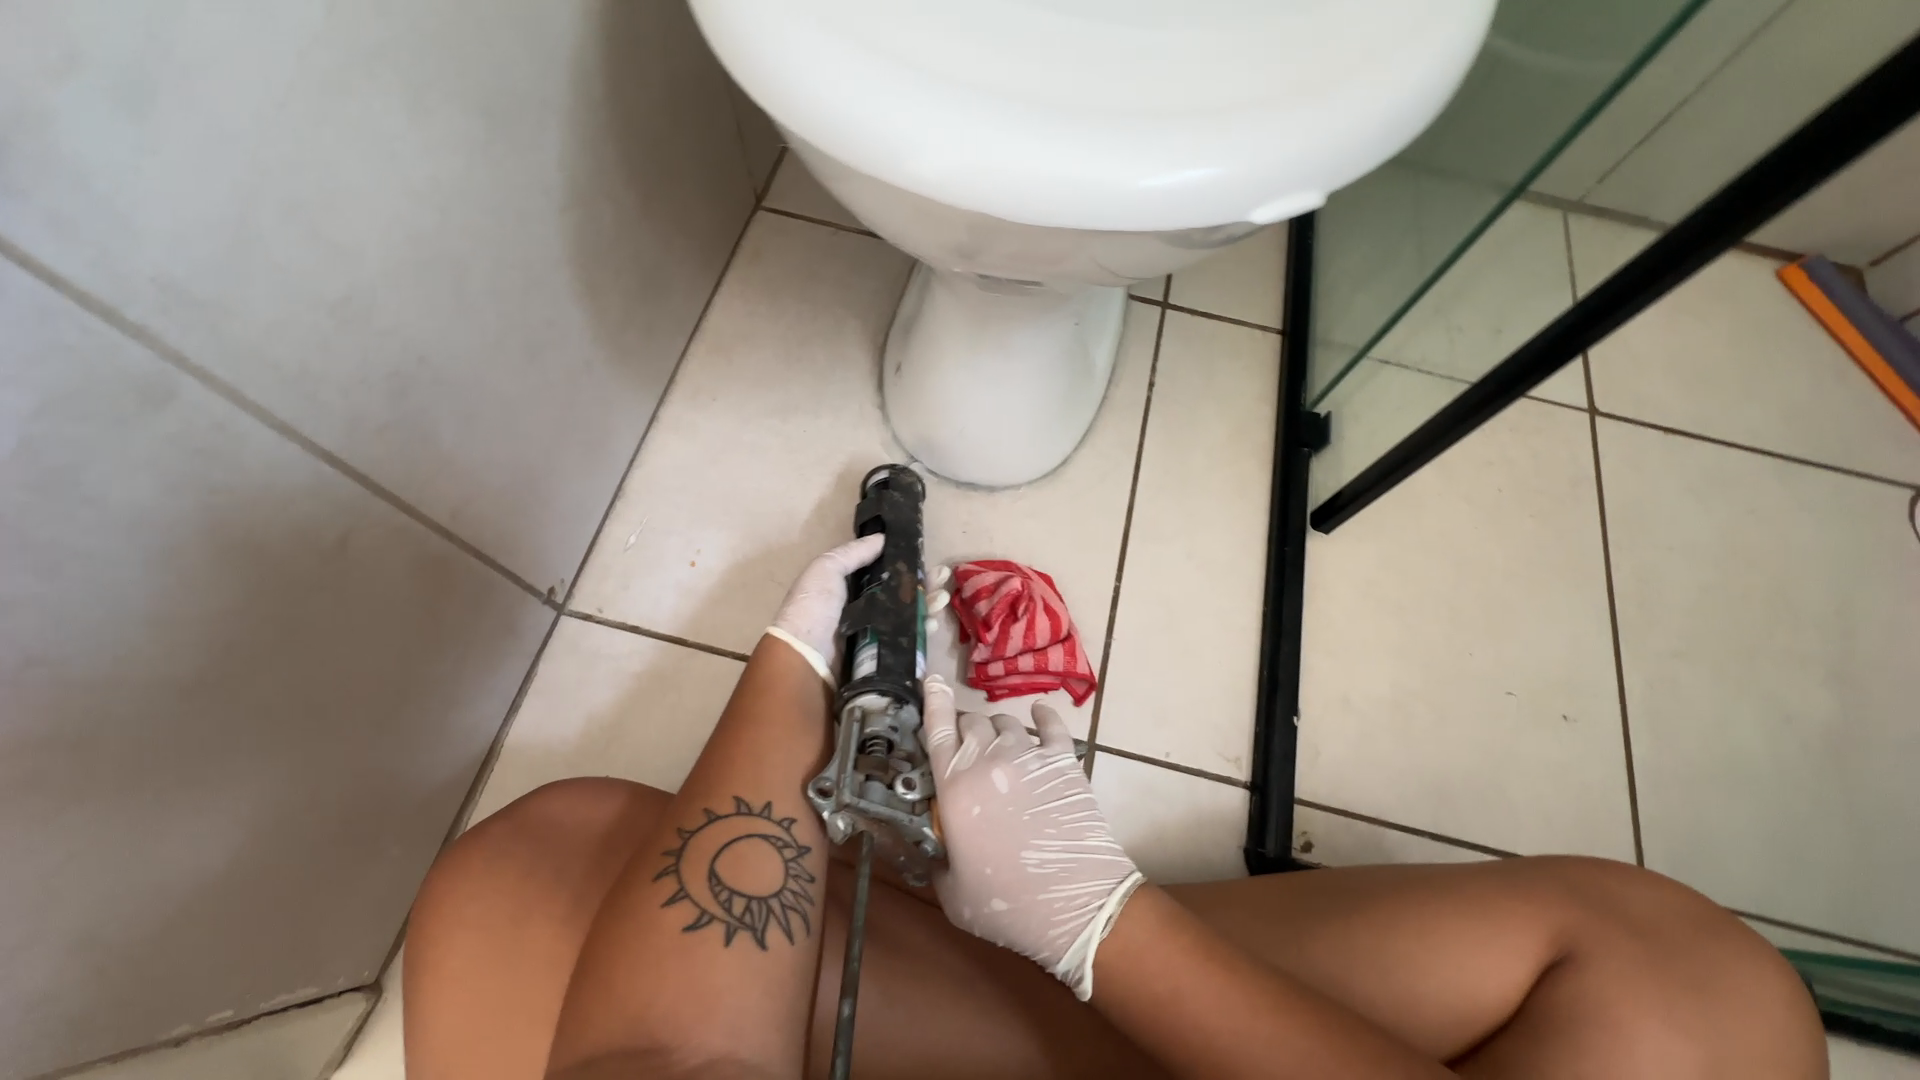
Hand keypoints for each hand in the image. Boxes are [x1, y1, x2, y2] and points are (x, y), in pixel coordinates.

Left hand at [765, 536, 952, 685]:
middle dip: (923, 585)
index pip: (883, 576)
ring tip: (941, 598)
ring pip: (909, 618)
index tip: (923, 559)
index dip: (903, 567)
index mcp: (848, 591)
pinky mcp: (883, 659)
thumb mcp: (825, 570)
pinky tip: (933, 623)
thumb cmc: (812, 609)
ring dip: (927, 606)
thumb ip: (852, 553)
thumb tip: (882, 538)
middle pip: (901, 596)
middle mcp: (863, 612)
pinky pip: (908, 643)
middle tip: (942, 578)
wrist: (805, 660)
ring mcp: (874, 637)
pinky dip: (923, 632)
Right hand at [922, 677, 1144, 999]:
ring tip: (1000, 744)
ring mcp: (1028, 757)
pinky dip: (1043, 715)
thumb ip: (938, 860)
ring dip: (998, 729)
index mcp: (954, 788)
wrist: (1074, 903)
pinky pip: (1051, 725)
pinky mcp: (1063, 762)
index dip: (932, 701)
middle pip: (971, 722)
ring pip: (1006, 722)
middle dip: (964, 729)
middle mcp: (988, 761)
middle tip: (967, 748)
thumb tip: (938, 851)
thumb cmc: (1006, 904)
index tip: (931, 680)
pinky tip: (1040, 712)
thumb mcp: (953, 891)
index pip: (937, 730)